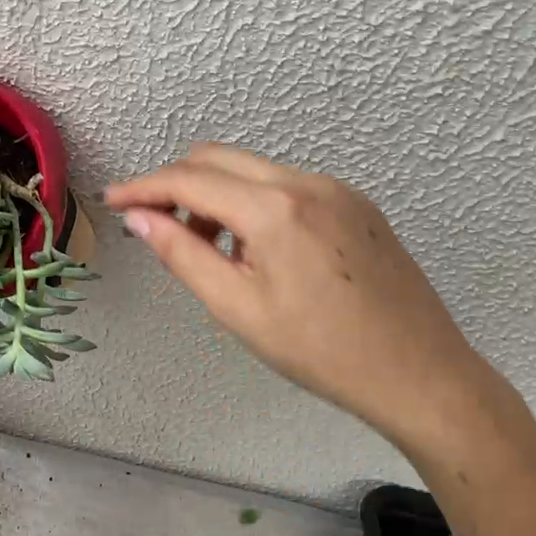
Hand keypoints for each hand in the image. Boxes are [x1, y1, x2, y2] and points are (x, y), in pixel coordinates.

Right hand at [105, 144, 496, 443]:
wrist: (423, 377)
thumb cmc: (323, 351)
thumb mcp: (236, 307)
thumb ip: (180, 253)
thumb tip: (139, 218)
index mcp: (275, 209)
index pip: (188, 180)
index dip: (142, 187)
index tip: (112, 201)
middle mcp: (308, 184)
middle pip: (216, 158)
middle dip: (175, 184)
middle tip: (154, 225)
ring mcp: (338, 191)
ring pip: (251, 169)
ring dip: (214, 194)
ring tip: (209, 249)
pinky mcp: (357, 205)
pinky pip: (285, 185)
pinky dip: (251, 203)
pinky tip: (255, 250)